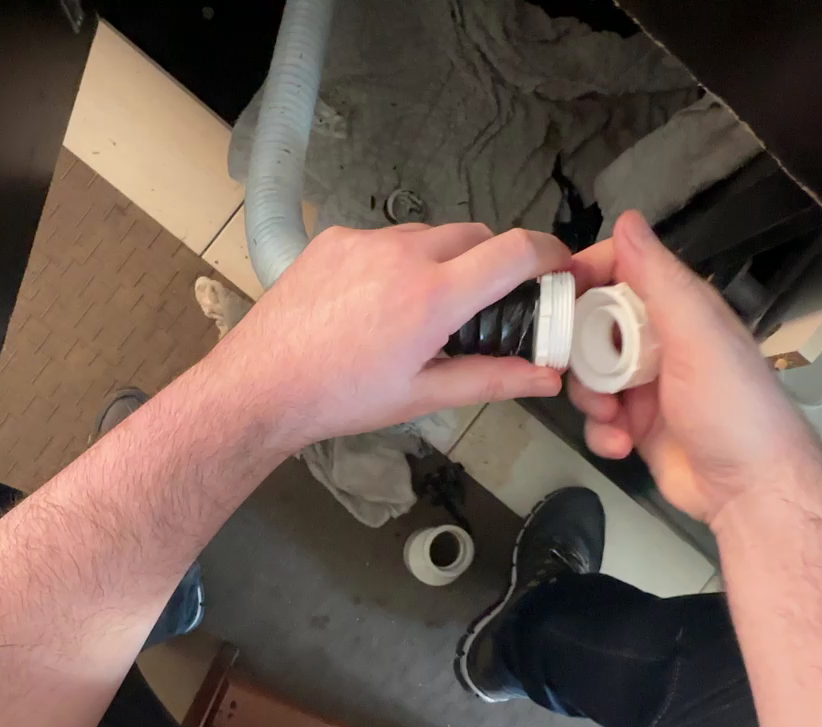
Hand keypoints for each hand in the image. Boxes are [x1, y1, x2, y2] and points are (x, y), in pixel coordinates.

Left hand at [210, 223, 569, 448]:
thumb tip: (546, 379)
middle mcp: (403, 252)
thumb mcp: (421, 395)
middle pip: (477, 235)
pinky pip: (386, 238)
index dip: (550, 254)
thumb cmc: (343, 398)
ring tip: (424, 307)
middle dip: (494, 263)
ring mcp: (365, 239)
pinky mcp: (334, 238)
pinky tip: (378, 300)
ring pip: (431, 234)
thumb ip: (491, 378)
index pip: (515, 251)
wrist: (262, 385)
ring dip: (446, 260)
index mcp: (433, 295)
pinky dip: (400, 260)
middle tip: (485, 305)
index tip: (559, 270)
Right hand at [568, 211, 821, 522]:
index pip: (622, 274)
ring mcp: (646, 388)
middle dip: (581, 356)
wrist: (747, 488)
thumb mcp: (697, 334)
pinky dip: (603, 434)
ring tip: (614, 418)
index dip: (586, 277)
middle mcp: (660, 344)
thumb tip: (628, 222)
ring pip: (590, 379)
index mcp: (679, 312)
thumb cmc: (733, 408)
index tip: (556, 295)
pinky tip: (623, 444)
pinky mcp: (636, 427)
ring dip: (592, 401)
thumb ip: (659, 280)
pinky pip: (599, 421)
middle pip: (593, 331)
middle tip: (583, 374)